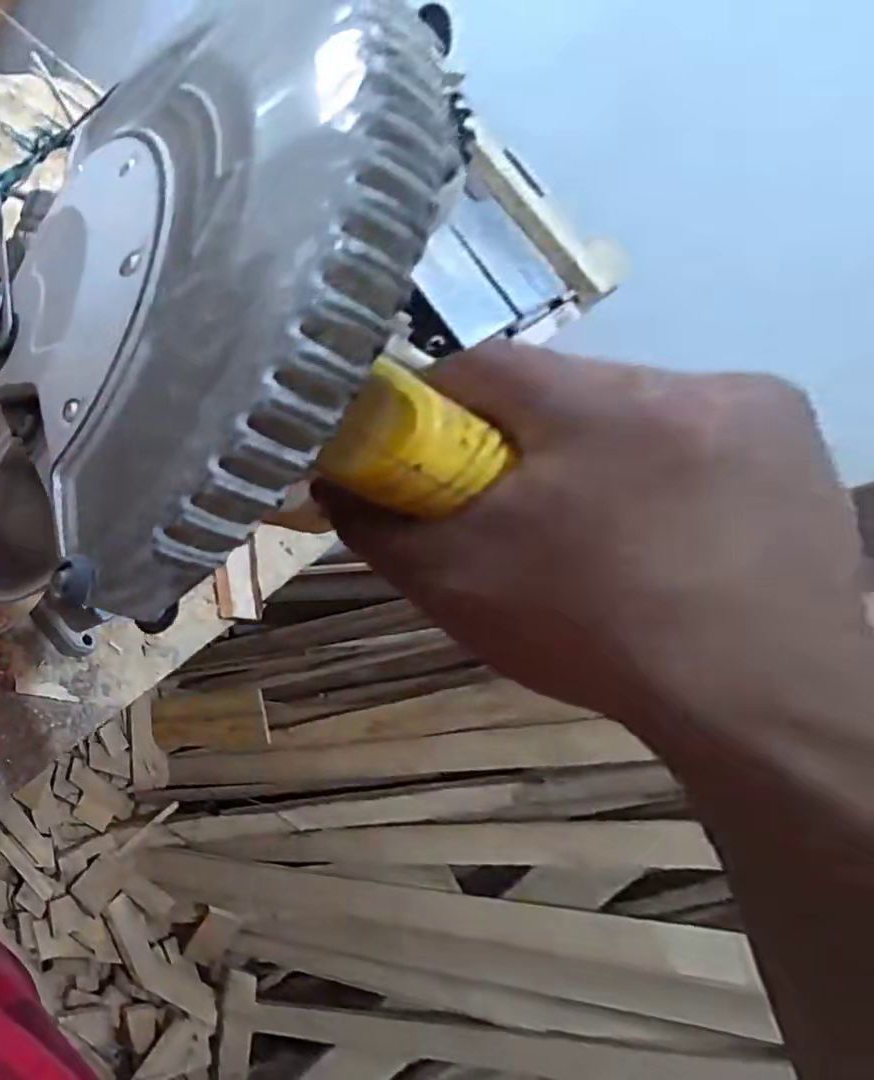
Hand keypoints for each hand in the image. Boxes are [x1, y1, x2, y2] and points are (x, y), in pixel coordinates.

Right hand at [316, 340, 868, 733]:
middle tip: (471, 496)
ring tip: (549, 519)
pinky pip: (671, 430)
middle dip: (492, 432)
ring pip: (609, 406)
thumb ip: (371, 521)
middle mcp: (692, 386)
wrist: (765, 704)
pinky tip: (622, 522)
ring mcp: (759, 411)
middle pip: (546, 384)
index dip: (421, 402)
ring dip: (561, 447)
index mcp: (601, 409)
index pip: (477, 364)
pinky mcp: (795, 446)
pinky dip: (625, 461)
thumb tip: (330, 483)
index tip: (403, 452)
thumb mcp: (442, 579)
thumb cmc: (581, 630)